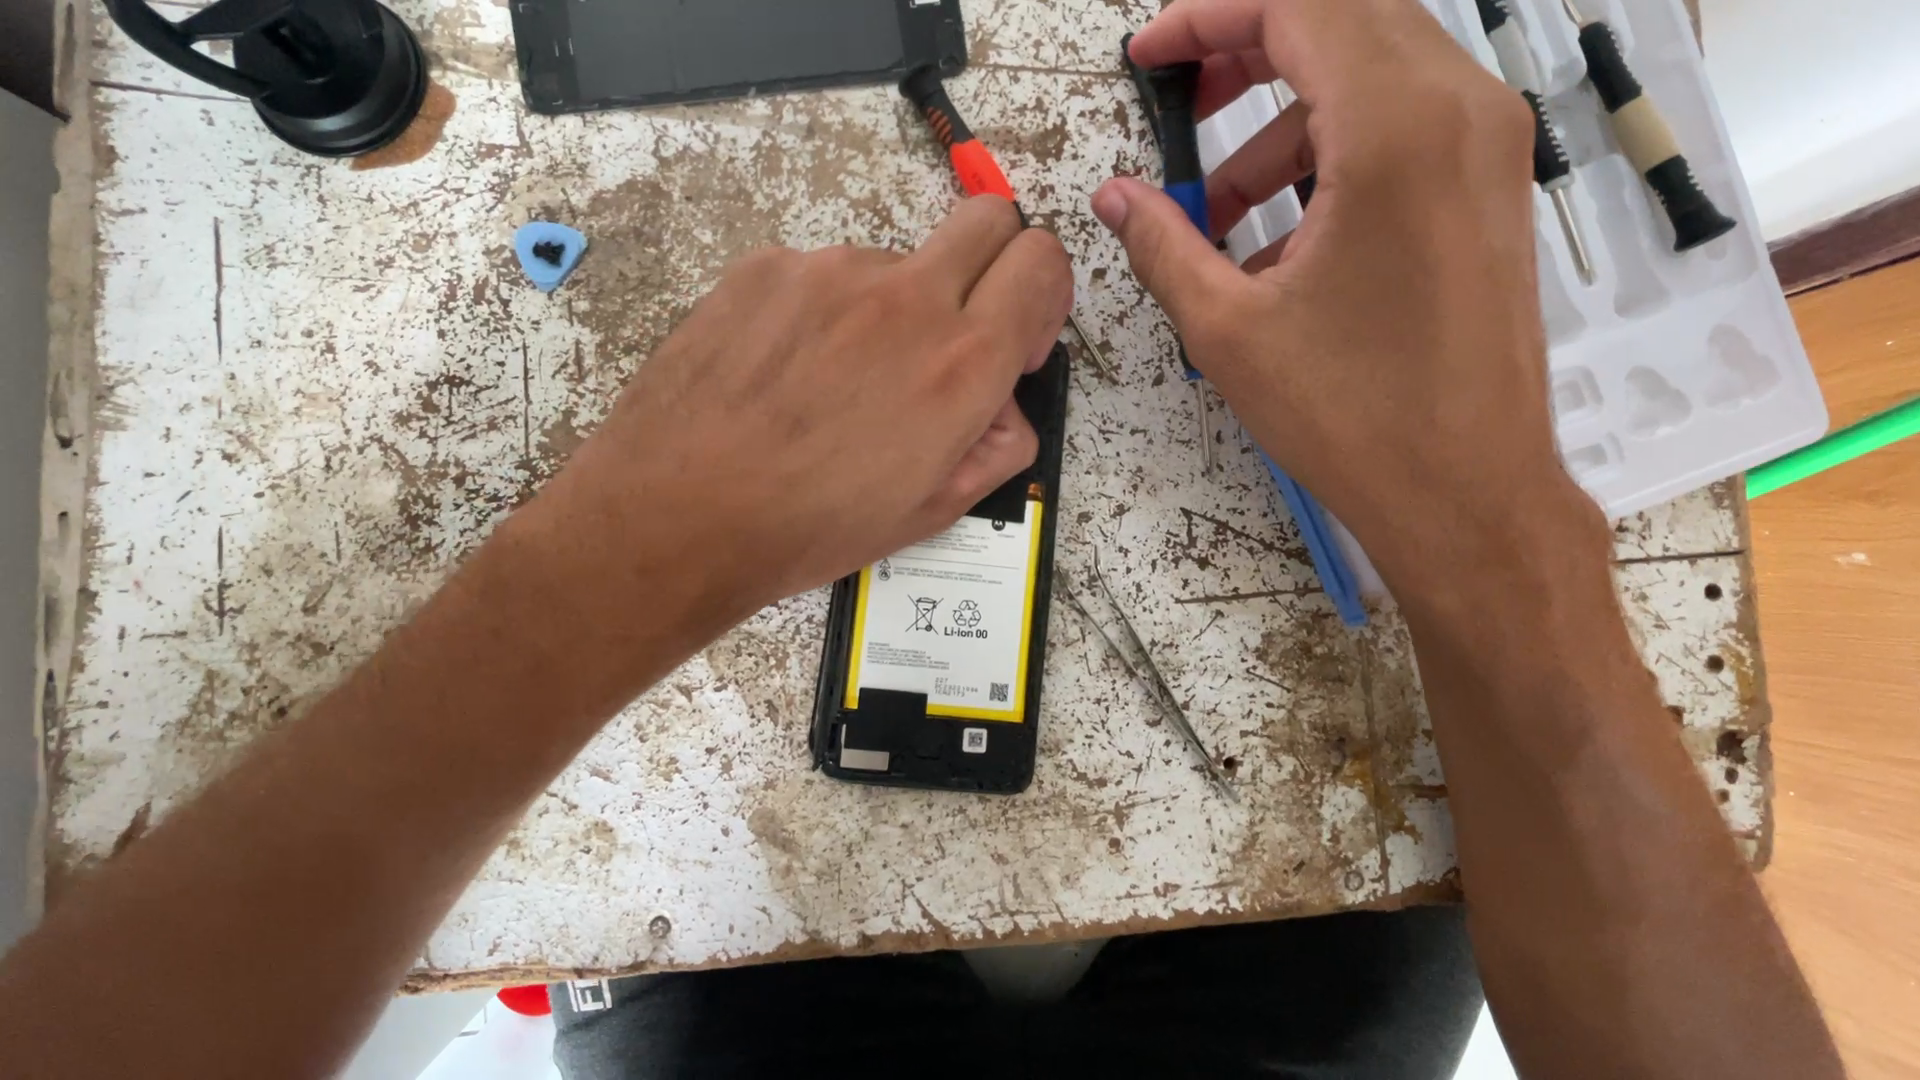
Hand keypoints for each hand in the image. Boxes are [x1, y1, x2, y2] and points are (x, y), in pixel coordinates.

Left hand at [519, 196, 1072, 629]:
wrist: (676, 517)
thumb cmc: (808, 528)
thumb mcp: (931, 511)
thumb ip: (996, 445)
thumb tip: (1002, 402)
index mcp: (959, 363)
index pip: (1040, 263)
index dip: (1042, 298)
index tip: (1015, 342)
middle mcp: (904, 298)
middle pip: (988, 218)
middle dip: (993, 264)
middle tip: (956, 333)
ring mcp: (828, 271)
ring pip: (897, 258)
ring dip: (895, 305)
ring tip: (840, 382)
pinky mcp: (764, 267)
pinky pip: (824, 272)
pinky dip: (828, 310)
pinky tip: (789, 372)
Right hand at [1096, 0, 1604, 600]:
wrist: (1466, 490)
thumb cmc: (1345, 412)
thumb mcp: (1227, 327)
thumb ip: (1162, 243)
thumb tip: (1112, 195)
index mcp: (1394, 127)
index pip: (1297, 5)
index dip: (1209, 17)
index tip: (1147, 58)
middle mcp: (1461, 107)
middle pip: (1343, 17)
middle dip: (1248, 49)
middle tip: (1183, 105)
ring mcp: (1490, 145)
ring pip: (1375, 73)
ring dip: (1285, 121)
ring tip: (1219, 212)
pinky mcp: (1492, 189)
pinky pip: (1404, 129)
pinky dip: (1332, 156)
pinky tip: (1282, 240)